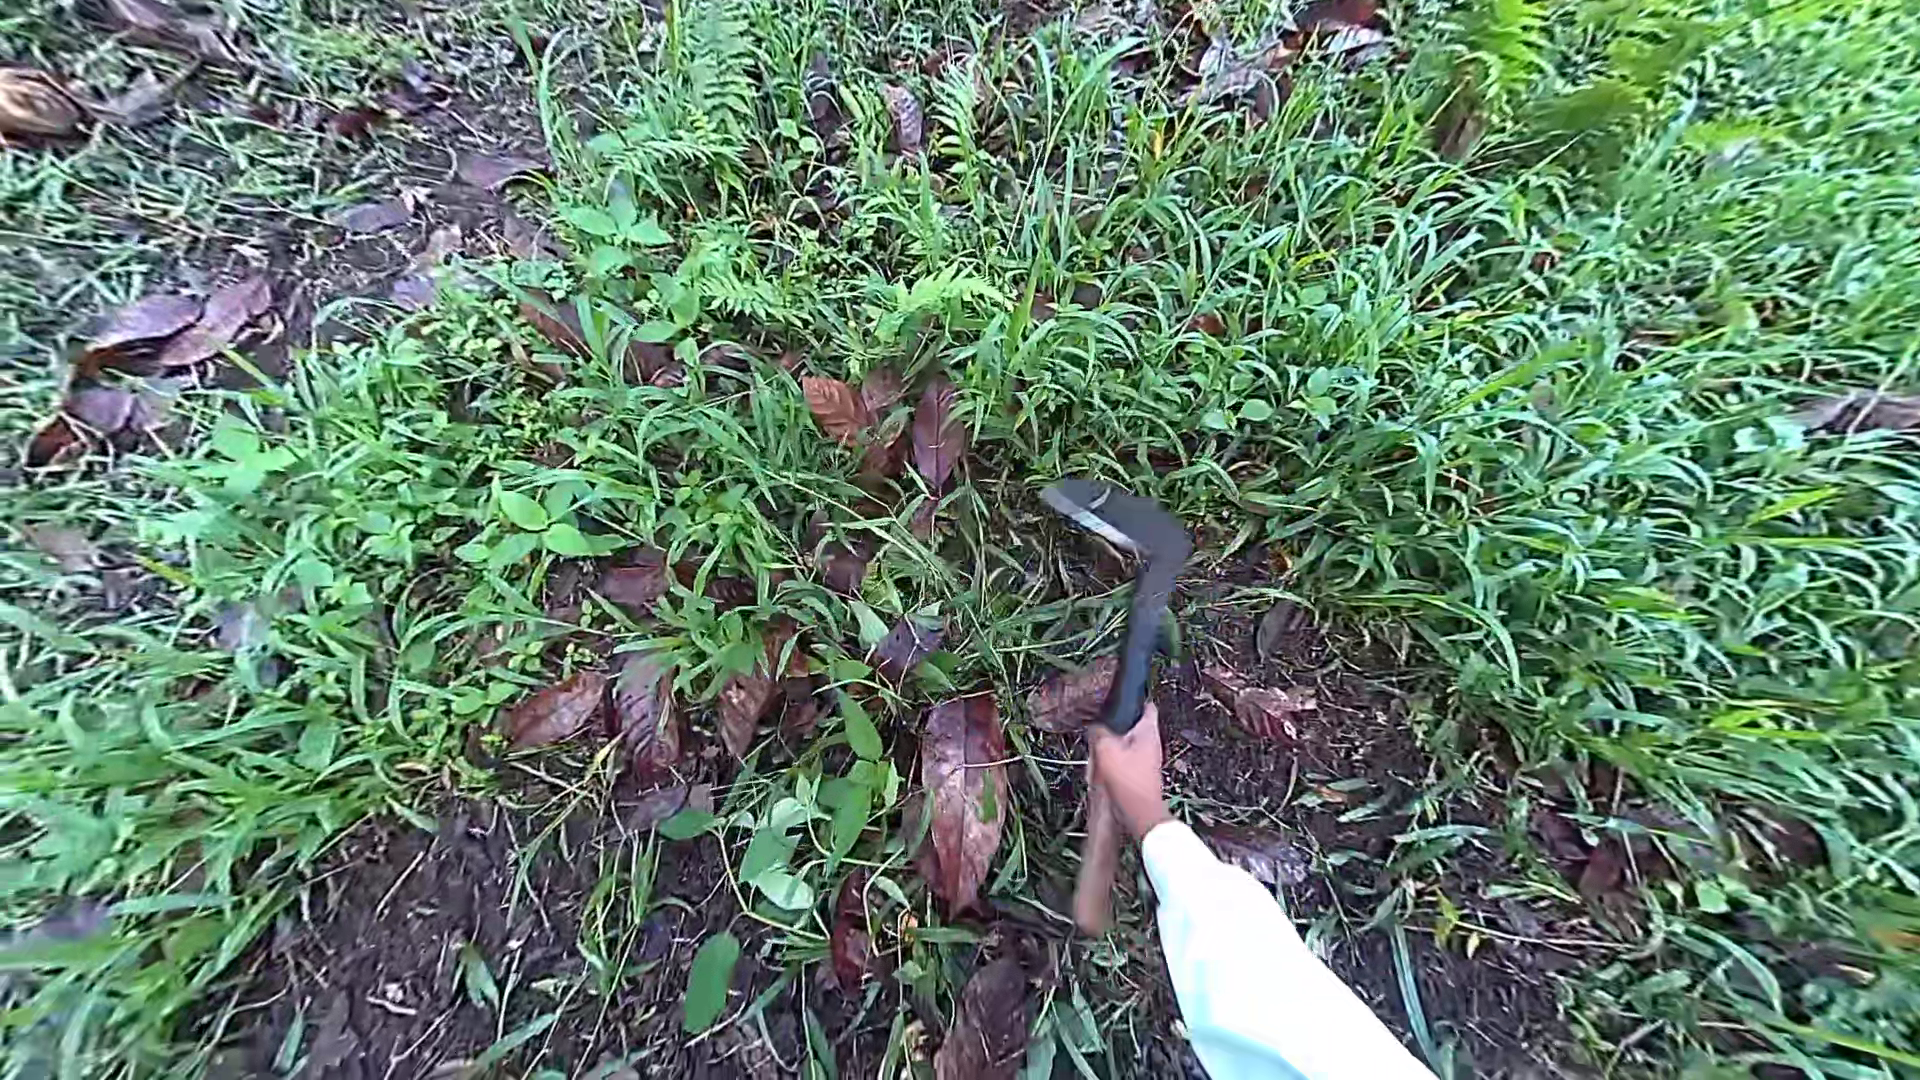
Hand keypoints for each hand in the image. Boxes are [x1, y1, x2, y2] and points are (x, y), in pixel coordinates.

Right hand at [1087, 703, 1172, 839]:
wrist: (1139, 815)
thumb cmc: (1127, 780)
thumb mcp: (1106, 749)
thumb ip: (1099, 731)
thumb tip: (1095, 724)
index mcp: (1148, 731)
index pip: (1146, 705)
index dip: (1132, 699)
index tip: (1117, 697)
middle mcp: (1152, 742)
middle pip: (1132, 724)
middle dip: (1115, 725)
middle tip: (1100, 725)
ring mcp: (1148, 758)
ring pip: (1126, 742)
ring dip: (1111, 744)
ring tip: (1098, 749)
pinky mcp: (1141, 772)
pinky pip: (1124, 758)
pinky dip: (1113, 759)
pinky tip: (1101, 766)